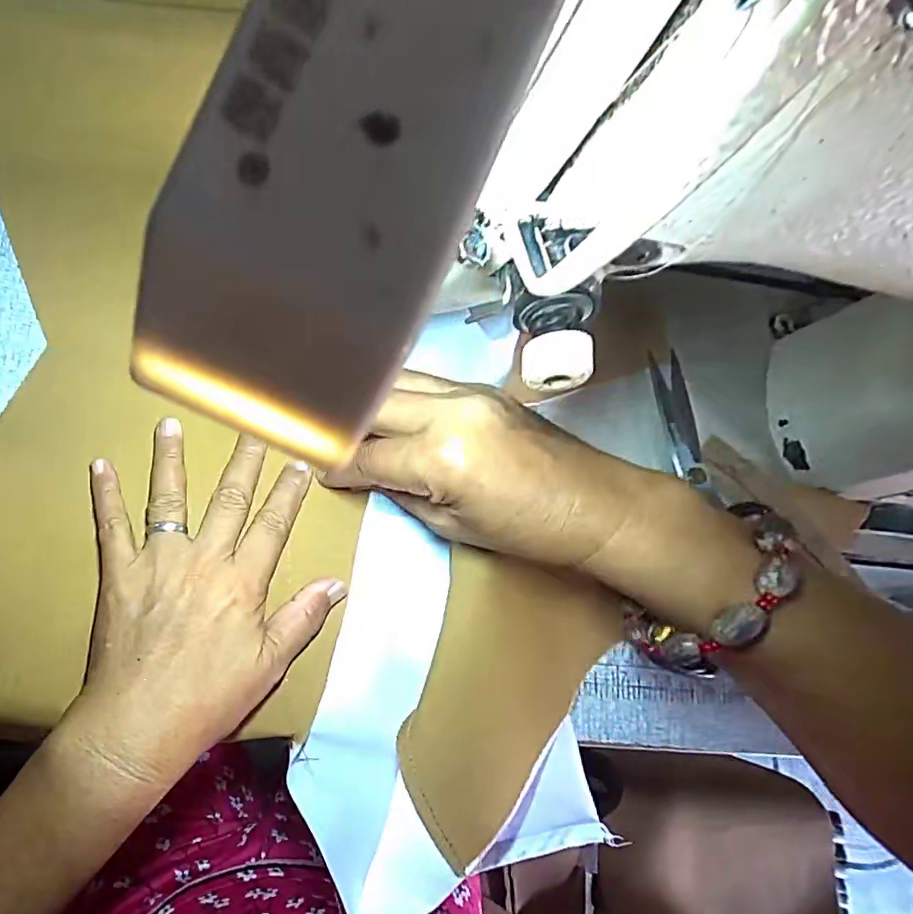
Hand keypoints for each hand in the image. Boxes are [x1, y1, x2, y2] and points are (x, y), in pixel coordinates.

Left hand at [54, 418, 347, 789]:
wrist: (141, 720)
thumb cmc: (209, 698)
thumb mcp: (268, 664)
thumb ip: (301, 618)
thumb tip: (336, 584)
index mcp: (241, 582)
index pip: (272, 526)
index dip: (288, 493)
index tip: (298, 465)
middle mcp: (202, 560)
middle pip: (227, 501)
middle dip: (243, 462)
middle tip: (251, 428)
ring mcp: (156, 562)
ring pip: (168, 500)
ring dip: (170, 461)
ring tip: (170, 427)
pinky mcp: (117, 572)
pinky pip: (111, 525)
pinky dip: (105, 494)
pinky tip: (100, 466)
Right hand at [321, 369, 662, 571]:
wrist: (598, 504)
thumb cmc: (525, 531)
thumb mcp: (449, 524)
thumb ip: (398, 492)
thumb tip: (362, 476)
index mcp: (440, 457)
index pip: (364, 456)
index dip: (334, 467)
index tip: (314, 471)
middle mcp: (448, 411)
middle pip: (369, 406)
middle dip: (337, 424)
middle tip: (315, 437)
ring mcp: (466, 392)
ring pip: (392, 383)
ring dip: (362, 401)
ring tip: (339, 416)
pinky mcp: (478, 388)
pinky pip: (419, 382)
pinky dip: (392, 395)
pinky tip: (380, 408)